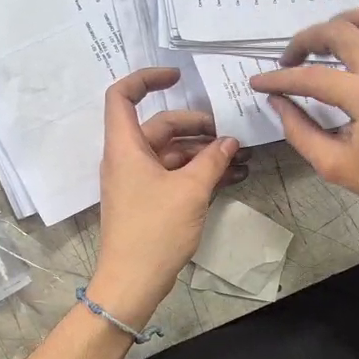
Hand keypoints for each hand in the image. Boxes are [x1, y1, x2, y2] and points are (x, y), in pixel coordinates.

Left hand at [88, 67, 242, 325]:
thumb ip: (212, 161)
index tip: (178, 76)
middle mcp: (126, 159)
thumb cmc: (155, 231)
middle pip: (157, 126)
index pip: (122, 96)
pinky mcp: (145, 202)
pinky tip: (225, 177)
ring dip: (199, 152)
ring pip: (168, 152)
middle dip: (193, 125)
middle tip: (226, 134)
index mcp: (125, 147)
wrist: (132, 282)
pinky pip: (170, 175)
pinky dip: (194, 172)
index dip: (146, 78)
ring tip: (235, 158)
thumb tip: (229, 142)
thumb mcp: (190, 191)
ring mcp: (135, 182)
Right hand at [249, 7, 358, 225]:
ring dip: (338, 24)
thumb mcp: (333, 165)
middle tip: (287, 61)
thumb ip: (299, 131)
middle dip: (304, 40)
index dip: (279, 79)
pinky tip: (352, 44)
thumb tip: (277, 102)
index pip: (312, 77)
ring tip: (319, 46)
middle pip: (338, 31)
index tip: (258, 82)